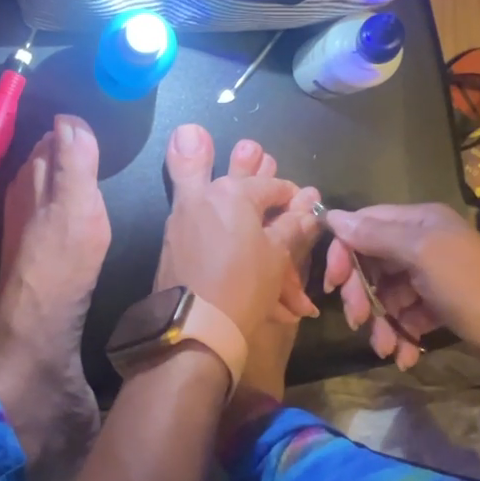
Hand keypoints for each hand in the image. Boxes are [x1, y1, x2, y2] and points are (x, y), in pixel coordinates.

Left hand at [155, 125, 316, 347]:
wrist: (195, 327)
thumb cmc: (243, 284)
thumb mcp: (277, 256)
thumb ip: (292, 226)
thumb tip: (307, 205)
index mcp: (232, 193)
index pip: (272, 185)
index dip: (293, 195)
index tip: (305, 206)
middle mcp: (202, 198)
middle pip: (230, 175)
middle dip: (249, 166)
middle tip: (257, 153)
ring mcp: (182, 221)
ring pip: (214, 204)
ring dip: (234, 197)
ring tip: (253, 205)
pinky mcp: (172, 245)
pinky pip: (204, 232)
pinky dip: (222, 237)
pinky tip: (222, 226)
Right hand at [321, 203, 479, 371]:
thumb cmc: (474, 289)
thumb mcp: (422, 256)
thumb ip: (376, 236)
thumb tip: (332, 216)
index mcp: (418, 221)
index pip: (362, 227)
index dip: (342, 254)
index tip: (333, 286)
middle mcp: (422, 241)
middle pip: (370, 263)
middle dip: (361, 295)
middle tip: (359, 323)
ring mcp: (431, 274)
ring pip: (385, 293)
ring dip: (381, 322)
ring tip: (388, 349)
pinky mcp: (439, 303)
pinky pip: (406, 313)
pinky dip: (401, 332)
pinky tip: (405, 354)